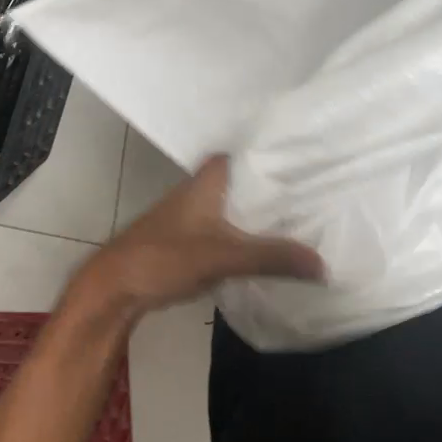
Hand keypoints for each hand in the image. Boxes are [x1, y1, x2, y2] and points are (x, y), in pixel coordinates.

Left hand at [73, 156, 323, 313]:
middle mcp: (205, 187)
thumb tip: (323, 265)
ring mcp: (199, 213)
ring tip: (311, 219)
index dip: (283, 155)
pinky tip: (277, 248)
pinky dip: (254, 234)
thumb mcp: (223, 256)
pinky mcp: (195, 237)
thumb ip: (271, 257)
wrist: (117, 287)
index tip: (319, 160)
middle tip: (325, 193)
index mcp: (211, 177)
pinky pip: (234, 228)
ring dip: (268, 214)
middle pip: (252, 181)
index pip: (254, 153)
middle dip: (282, 188)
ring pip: (243, 206)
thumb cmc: (164, 256)